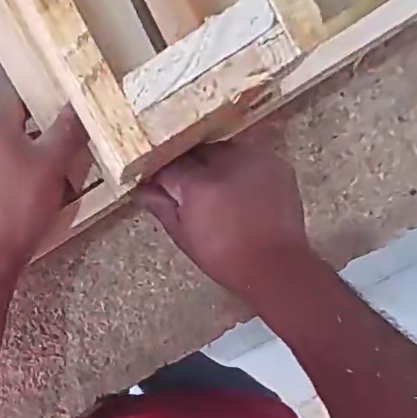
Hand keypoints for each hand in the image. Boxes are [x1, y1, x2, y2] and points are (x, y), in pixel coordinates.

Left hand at [0, 101, 89, 271]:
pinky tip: (62, 184)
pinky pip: (25, 171)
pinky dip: (43, 172)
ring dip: (50, 152)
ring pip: (27, 150)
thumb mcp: (53, 162)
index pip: (20, 98)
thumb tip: (79, 103)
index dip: (44, 95)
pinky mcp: (0, 190)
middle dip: (53, 127)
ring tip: (78, 157)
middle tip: (81, 129)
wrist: (0, 247)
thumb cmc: (25, 199)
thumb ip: (66, 131)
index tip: (70, 98)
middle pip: (26, 125)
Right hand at [135, 142, 317, 299]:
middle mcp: (229, 162)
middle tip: (190, 190)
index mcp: (200, 183)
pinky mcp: (277, 164)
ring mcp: (256, 159)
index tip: (158, 182)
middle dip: (190, 167)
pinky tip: (242, 192)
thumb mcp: (185, 236)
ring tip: (219, 193)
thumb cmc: (225, 258)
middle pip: (198, 151)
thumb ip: (161, 206)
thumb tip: (140, 189)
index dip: (162, 172)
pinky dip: (242, 169)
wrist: (276, 266)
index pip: (170, 163)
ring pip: (225, 151)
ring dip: (217, 165)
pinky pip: (251, 157)